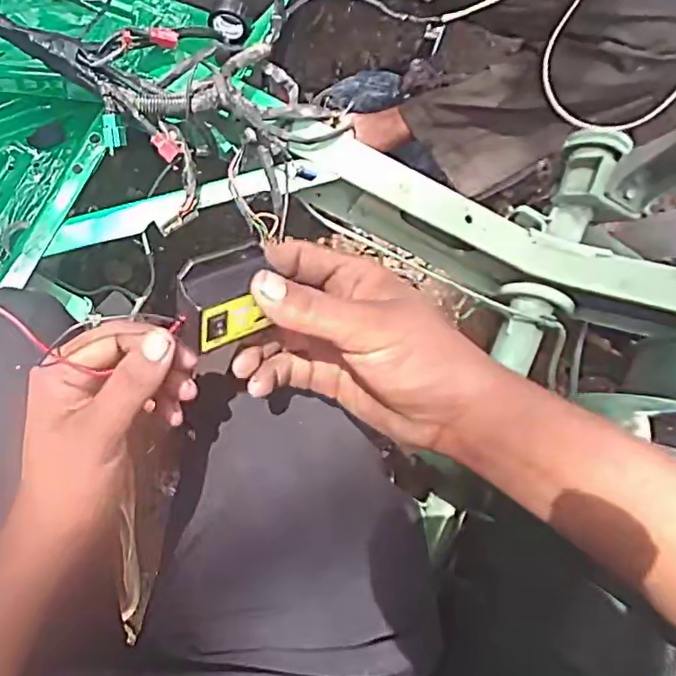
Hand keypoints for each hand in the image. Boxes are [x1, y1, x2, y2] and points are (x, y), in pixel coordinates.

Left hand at [14, 323, 195, 540]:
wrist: (64, 538)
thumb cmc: (72, 483)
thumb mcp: (102, 428)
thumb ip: (132, 382)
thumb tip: (164, 340)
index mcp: (60, 372)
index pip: (111, 337)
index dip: (149, 341)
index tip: (183, 357)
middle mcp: (75, 379)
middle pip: (126, 351)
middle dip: (160, 361)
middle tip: (190, 377)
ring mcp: (94, 399)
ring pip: (138, 372)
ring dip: (165, 381)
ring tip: (185, 399)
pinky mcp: (111, 419)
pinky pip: (141, 396)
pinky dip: (160, 400)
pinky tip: (172, 416)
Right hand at [228, 241, 503, 453]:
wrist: (451, 416)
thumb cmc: (424, 358)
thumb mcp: (365, 327)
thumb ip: (310, 309)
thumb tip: (260, 286)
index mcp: (349, 279)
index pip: (298, 259)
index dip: (264, 267)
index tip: (229, 282)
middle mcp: (334, 306)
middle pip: (279, 303)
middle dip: (250, 317)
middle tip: (224, 334)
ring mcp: (328, 341)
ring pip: (277, 338)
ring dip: (255, 351)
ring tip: (243, 368)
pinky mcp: (325, 374)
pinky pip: (287, 368)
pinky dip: (269, 375)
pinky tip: (261, 386)